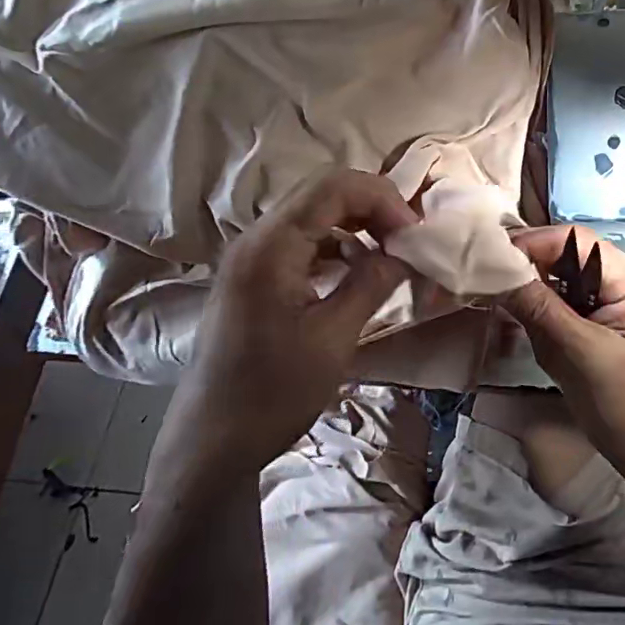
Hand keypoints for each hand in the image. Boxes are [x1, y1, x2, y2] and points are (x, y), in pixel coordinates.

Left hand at [165, 168, 417, 472]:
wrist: (213, 438)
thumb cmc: (273, 393)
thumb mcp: (333, 339)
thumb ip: (370, 284)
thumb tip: (403, 253)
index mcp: (269, 246)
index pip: (332, 187)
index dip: (381, 197)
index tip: (412, 234)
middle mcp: (254, 239)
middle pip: (319, 194)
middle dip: (370, 207)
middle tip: (406, 241)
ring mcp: (248, 257)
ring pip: (308, 217)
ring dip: (352, 226)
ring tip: (388, 257)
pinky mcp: (250, 277)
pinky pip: (296, 244)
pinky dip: (330, 248)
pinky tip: (354, 273)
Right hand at [500, 226, 624, 495]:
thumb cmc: (623, 404)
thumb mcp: (577, 351)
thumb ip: (536, 306)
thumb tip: (495, 269)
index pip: (576, 241)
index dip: (533, 244)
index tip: (494, 259)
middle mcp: (622, 282)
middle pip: (564, 254)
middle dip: (527, 264)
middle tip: (487, 275)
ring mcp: (607, 301)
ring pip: (556, 276)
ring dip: (528, 285)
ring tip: (497, 294)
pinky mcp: (592, 320)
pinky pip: (556, 298)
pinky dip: (534, 303)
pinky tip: (516, 314)